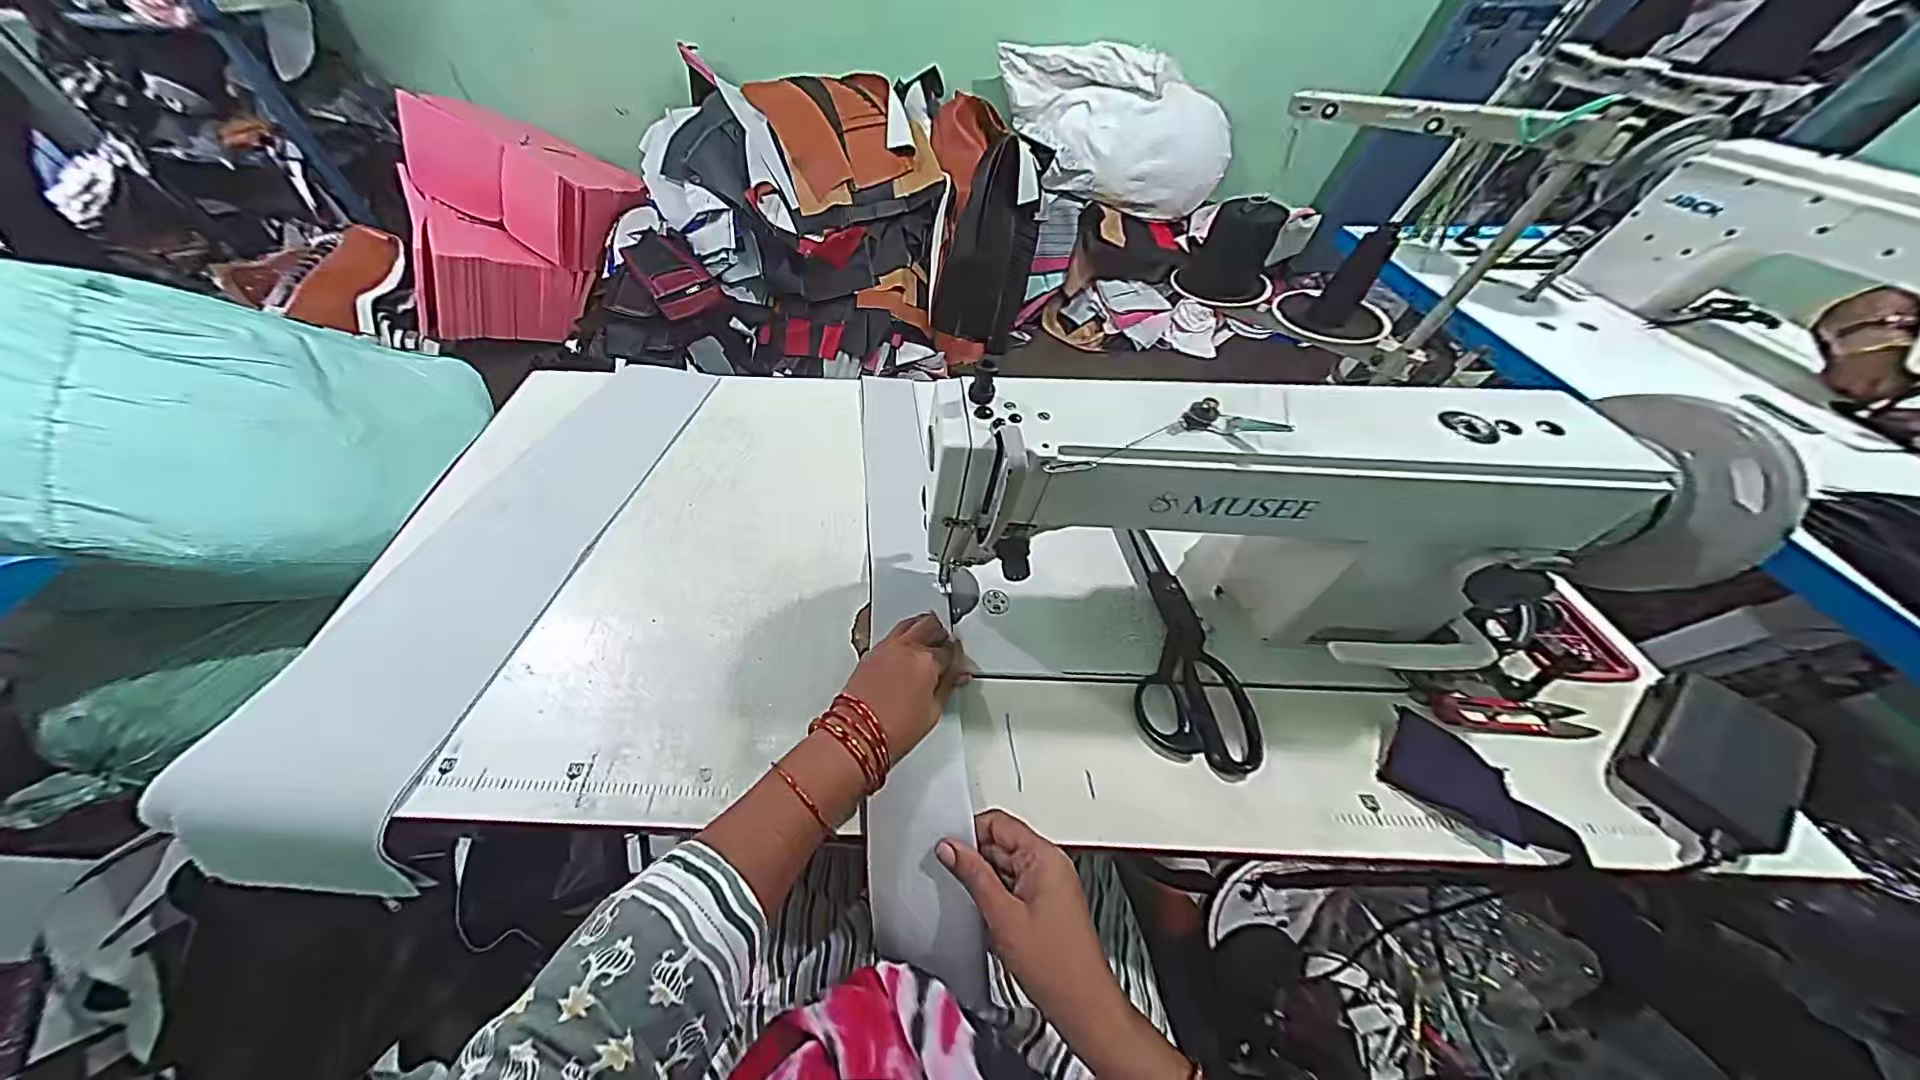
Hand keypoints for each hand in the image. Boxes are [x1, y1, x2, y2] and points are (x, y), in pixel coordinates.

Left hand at [839, 613, 967, 762]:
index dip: (957, 657)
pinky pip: (893, 633)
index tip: (957, 663)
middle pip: (931, 625)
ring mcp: (888, 647)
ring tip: (928, 638)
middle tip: (946, 645)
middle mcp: (907, 648)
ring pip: (911, 623)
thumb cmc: (891, 728)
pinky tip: (907, 646)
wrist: (858, 733)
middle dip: (941, 633)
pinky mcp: (872, 652)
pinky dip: (904, 634)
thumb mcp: (933, 712)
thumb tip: (955, 677)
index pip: (950, 650)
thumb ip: (947, 687)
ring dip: (922, 626)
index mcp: (928, 661)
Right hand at [936, 811, 1121, 1034]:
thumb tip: (952, 848)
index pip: (999, 822)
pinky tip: (992, 921)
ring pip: (1006, 866)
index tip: (949, 850)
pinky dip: (998, 898)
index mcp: (1044, 855)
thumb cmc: (1056, 966)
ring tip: (980, 909)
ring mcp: (1051, 882)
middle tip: (959, 883)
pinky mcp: (1048, 901)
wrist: (1084, 1006)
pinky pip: (1014, 885)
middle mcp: (1051, 863)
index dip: (970, 833)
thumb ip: (973, 875)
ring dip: (987, 882)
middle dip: (977, 861)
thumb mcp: (1002, 915)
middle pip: (1001, 842)